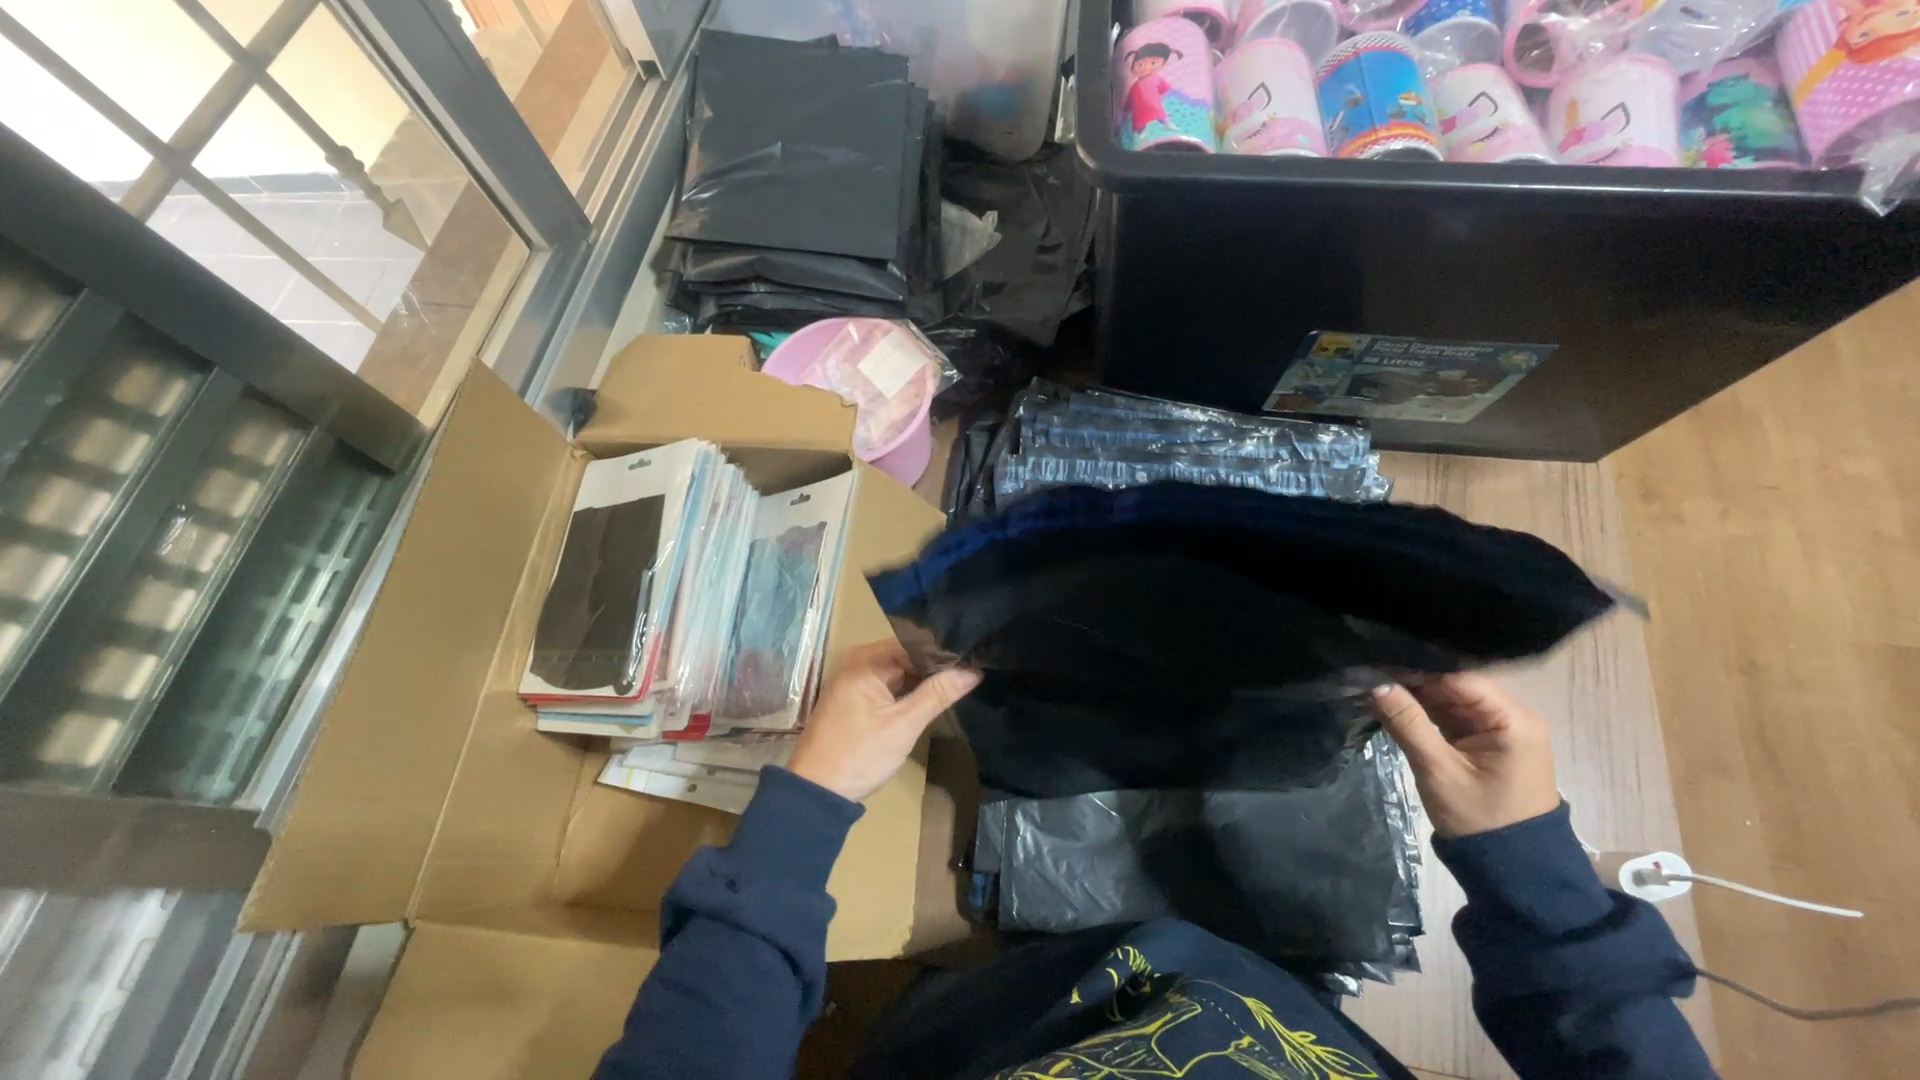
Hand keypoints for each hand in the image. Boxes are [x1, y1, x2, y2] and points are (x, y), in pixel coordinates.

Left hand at [787, 640, 980, 801]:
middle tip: (974, 669)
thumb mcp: (903, 725)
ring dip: (925, 680)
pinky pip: (889, 686)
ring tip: (963, 679)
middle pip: (907, 656)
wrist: (817, 791)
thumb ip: (938, 694)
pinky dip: (909, 692)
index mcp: (866, 660)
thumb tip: (973, 671)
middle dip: (937, 666)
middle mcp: (858, 662)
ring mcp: (855, 681)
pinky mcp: (856, 699)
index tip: (974, 655)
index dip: (944, 651)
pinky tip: (934, 697)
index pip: (914, 643)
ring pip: (900, 673)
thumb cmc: (860, 754)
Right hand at [1372, 673, 1560, 838]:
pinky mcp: (1485, 740)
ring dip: (1415, 694)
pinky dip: (1424, 711)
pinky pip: (1451, 715)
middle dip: (1413, 679)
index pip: (1459, 677)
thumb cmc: (1479, 817)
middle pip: (1454, 684)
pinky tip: (1393, 702)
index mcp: (1512, 719)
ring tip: (1374, 684)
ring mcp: (1498, 728)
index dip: (1418, 668)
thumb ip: (1407, 722)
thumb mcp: (1438, 770)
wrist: (1511, 867)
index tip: (1378, 662)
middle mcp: (1511, 715)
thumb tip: (1374, 683)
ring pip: (1450, 699)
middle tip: (1369, 672)